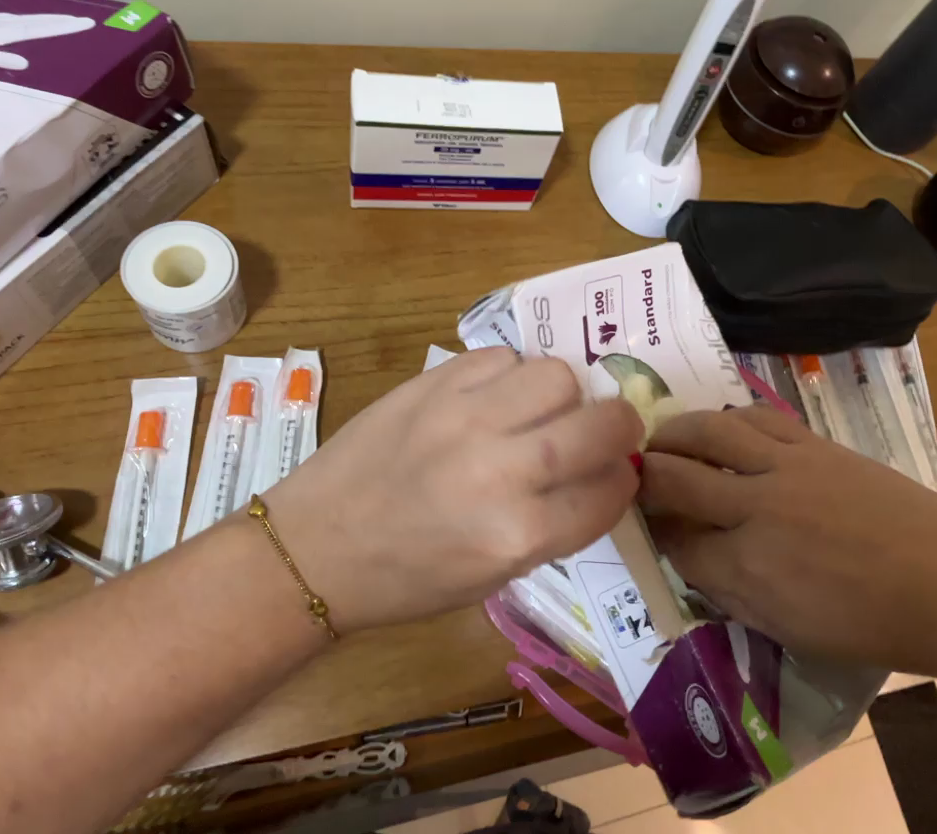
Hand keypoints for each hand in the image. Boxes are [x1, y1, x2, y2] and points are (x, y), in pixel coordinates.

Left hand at [264, 349, 643, 632]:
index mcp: (518, 535)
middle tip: (602, 431)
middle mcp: (501, 470)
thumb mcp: (494, 574)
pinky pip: (501, 356)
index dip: (620, 482)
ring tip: (540, 410)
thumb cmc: (406, 579)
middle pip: (601, 423)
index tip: (612, 476)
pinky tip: (494, 397)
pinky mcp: (432, 383)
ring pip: (557, 374)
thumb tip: (600, 473)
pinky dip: (510, 375)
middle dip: (617, 427)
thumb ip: (554, 524)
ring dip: (563, 394)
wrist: (315, 546)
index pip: (610, 491)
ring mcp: (464, 417)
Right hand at [641, 406, 936, 681]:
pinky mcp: (813, 444)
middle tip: (630, 475)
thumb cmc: (874, 624)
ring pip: (707, 432)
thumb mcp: (788, 628)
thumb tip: (692, 555)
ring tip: (661, 441)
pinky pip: (753, 417)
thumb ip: (729, 589)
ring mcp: (785, 468)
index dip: (651, 533)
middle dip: (642, 476)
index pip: (673, 542)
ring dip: (673, 434)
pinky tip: (720, 429)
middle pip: (673, 478)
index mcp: (746, 570)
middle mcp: (754, 509)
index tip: (641, 527)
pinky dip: (724, 420)